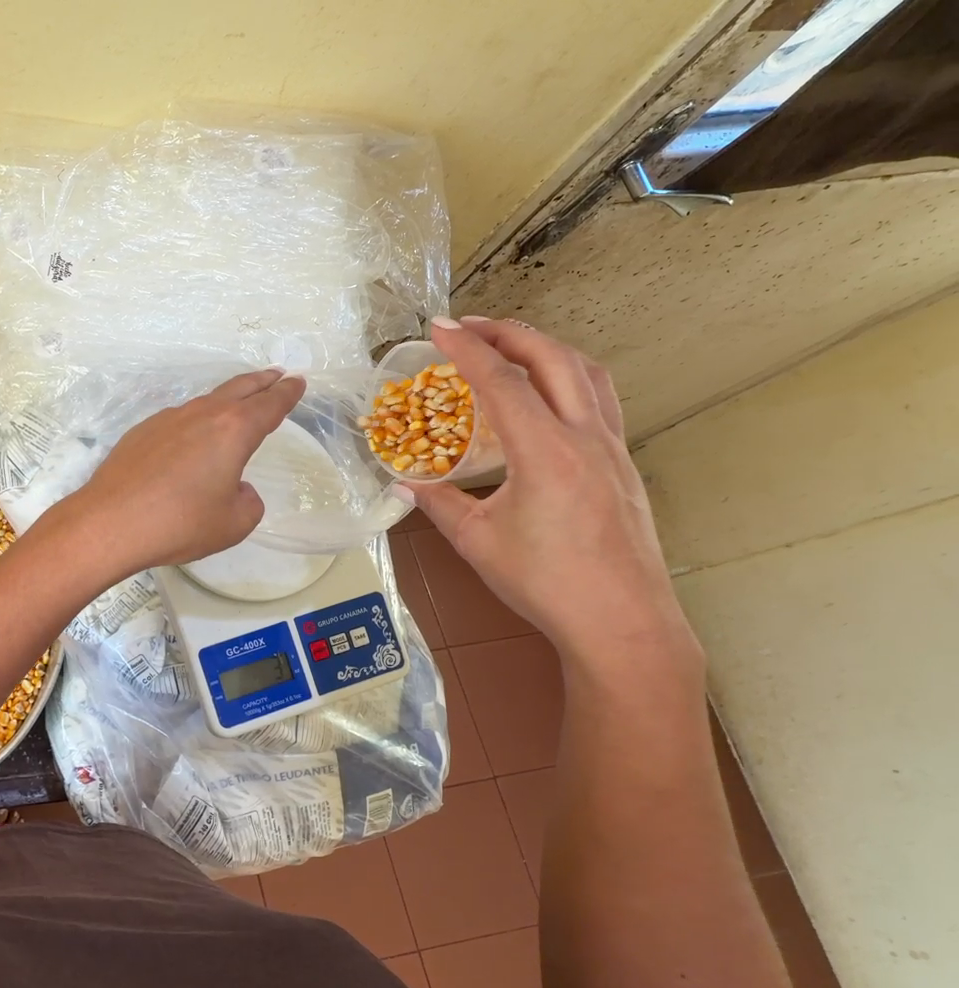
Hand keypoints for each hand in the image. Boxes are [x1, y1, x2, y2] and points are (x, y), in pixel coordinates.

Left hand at [50, 369, 305, 576]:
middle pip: (238, 390)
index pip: (269, 405)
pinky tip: (188, 439)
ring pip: (204, 403)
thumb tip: (236, 488)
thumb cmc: (179, 524)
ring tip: (234, 405)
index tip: (297, 382)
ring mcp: (165, 421)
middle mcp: (200, 416)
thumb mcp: (233, 524)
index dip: (286, 394)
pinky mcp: (139, 434)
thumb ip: (247, 502)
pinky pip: (176, 421)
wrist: (110, 523)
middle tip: (275, 376)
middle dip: (260, 382)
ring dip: (224, 400)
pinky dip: (192, 423)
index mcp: (233, 431)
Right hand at [406, 317, 699, 668]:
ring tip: (508, 345)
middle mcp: (586, 438)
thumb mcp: (477, 541)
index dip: (467, 349)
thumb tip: (406, 484)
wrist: (620, 619)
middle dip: (508, 333)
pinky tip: (547, 391)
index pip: (503, 382)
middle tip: (468, 326)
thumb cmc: (545, 582)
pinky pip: (598, 399)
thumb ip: (439, 504)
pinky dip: (568, 376)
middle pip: (552, 359)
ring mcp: (612, 448)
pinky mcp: (622, 463)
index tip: (438, 328)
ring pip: (586, 372)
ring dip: (545, 347)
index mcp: (546, 453)